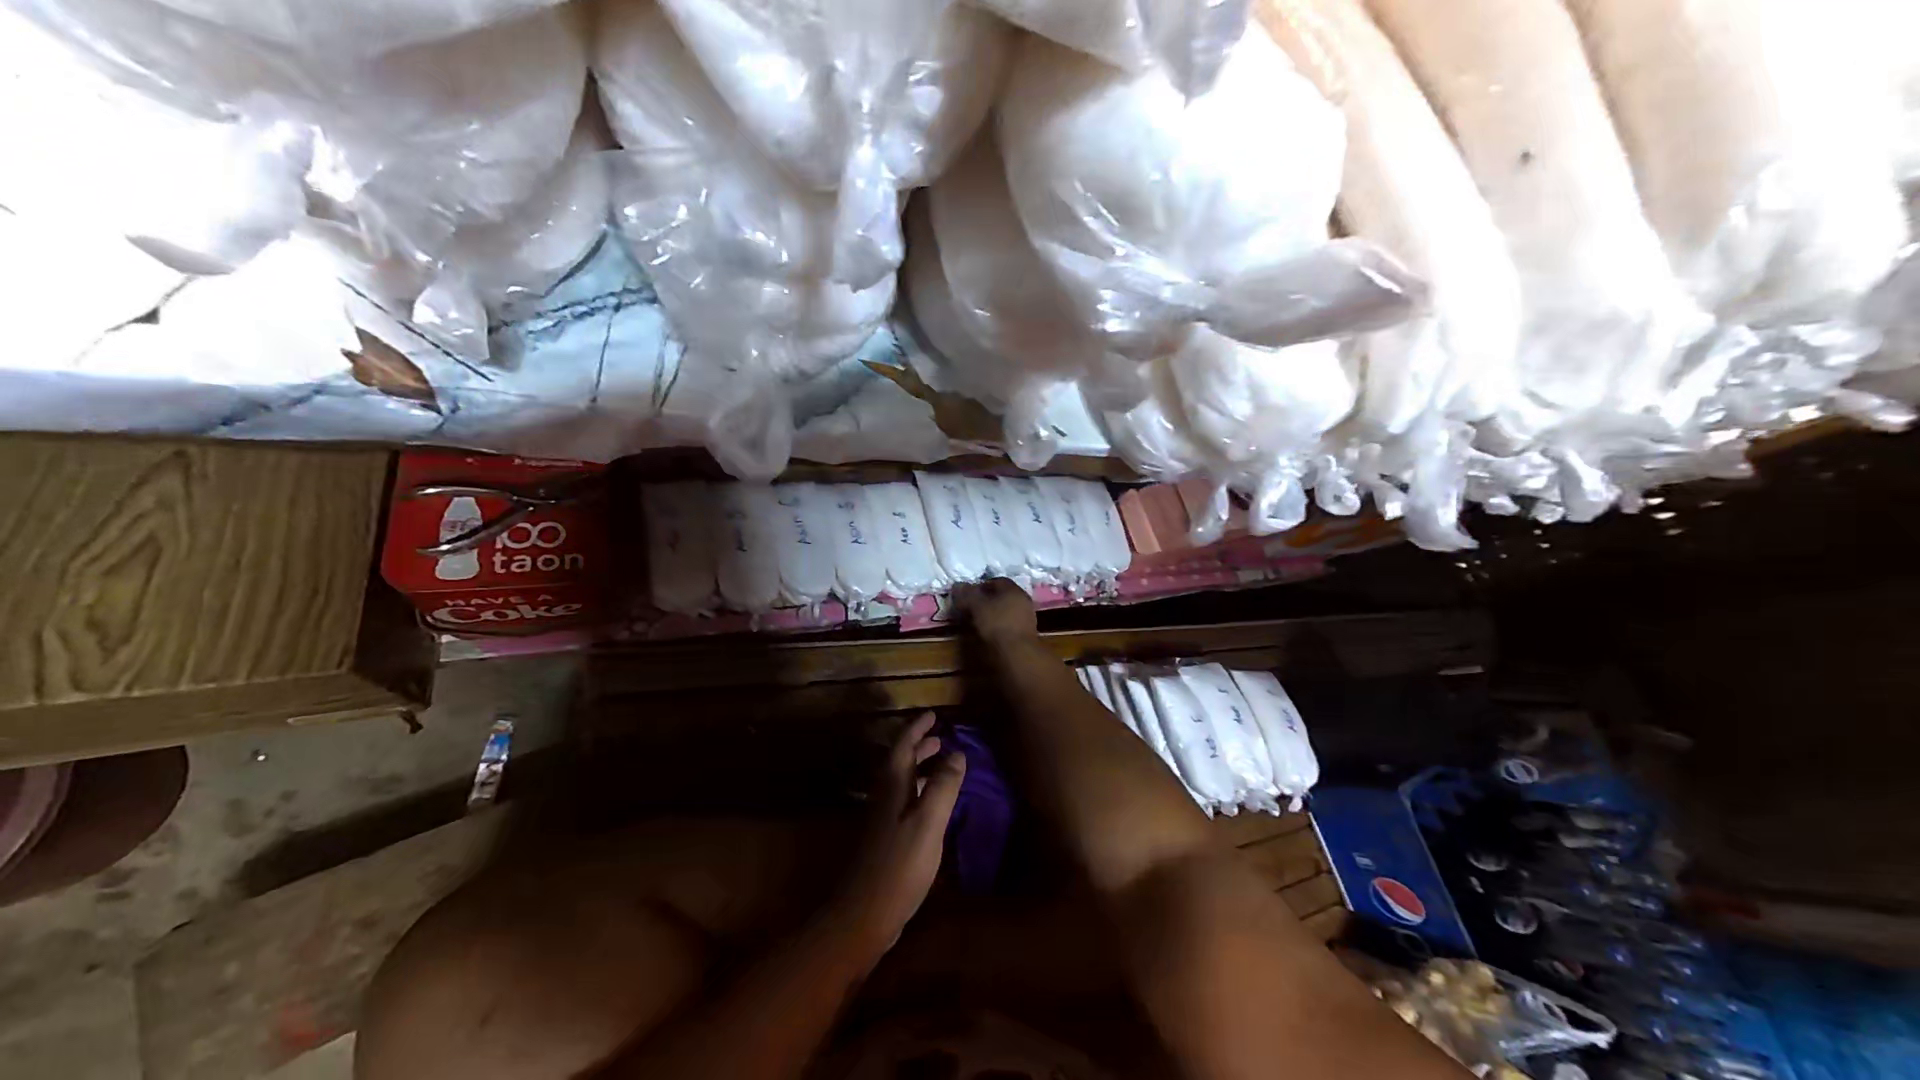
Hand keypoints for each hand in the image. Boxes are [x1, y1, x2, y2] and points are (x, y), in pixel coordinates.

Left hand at [840, 713, 965, 956]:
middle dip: (918, 746)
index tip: (933, 714)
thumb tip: (958, 753)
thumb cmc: (899, 865)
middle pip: (899, 762)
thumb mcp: (928, 823)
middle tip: (939, 736)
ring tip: (939, 763)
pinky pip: (904, 802)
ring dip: (919, 768)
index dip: (917, 729)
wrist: (863, 914)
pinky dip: (919, 792)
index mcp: (893, 787)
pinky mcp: (885, 841)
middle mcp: (884, 798)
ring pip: (901, 782)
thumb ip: (943, 787)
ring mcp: (882, 820)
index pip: (903, 746)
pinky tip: (931, 807)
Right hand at [952, 578, 1037, 651]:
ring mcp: (1027, 618)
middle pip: (1001, 596)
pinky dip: (998, 627)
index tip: (966, 595)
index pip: (995, 581)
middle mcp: (1023, 600)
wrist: (1017, 654)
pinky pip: (1008, 625)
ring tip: (976, 623)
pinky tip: (988, 634)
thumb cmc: (996, 624)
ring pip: (1005, 611)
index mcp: (1013, 588)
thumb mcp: (976, 606)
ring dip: (992, 615)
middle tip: (970, 608)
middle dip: (985, 601)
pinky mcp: (1026, 635)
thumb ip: (966, 594)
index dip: (979, 586)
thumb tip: (957, 585)